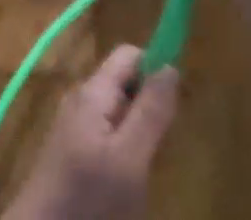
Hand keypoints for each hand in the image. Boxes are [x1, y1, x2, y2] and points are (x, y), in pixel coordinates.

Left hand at [1, 45, 178, 219]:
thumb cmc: (89, 196)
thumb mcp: (129, 157)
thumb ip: (150, 112)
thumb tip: (170, 66)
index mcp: (93, 91)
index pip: (129, 55)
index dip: (156, 67)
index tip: (176, 103)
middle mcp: (81, 98)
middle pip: (125, 81)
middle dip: (150, 104)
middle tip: (159, 144)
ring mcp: (75, 122)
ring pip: (120, 108)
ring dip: (141, 129)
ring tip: (145, 164)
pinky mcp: (74, 145)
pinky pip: (109, 130)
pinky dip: (127, 145)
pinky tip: (128, 176)